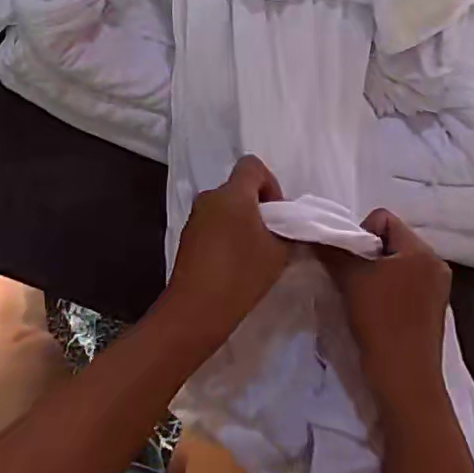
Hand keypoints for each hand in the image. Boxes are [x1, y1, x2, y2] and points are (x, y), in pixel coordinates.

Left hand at [160, 156, 290, 342]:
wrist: (198, 306)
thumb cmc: (242, 274)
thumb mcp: (279, 251)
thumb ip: (286, 229)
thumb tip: (282, 226)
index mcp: (231, 194)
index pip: (252, 166)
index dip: (271, 184)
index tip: (278, 213)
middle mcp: (208, 198)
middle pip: (238, 187)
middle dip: (258, 205)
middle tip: (272, 235)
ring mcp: (195, 217)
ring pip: (225, 206)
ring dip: (242, 220)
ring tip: (255, 251)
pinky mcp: (187, 236)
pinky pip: (213, 222)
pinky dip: (227, 232)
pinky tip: (236, 261)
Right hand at [319, 209, 450, 414]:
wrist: (404, 374)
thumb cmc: (379, 319)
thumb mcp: (349, 278)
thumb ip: (331, 250)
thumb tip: (314, 234)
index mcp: (421, 251)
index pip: (383, 218)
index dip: (358, 231)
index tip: (347, 258)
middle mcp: (435, 264)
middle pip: (390, 239)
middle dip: (365, 251)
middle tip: (349, 275)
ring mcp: (436, 287)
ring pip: (394, 262)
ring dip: (372, 271)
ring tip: (358, 293)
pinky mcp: (431, 308)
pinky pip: (403, 282)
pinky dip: (384, 287)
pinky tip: (372, 307)